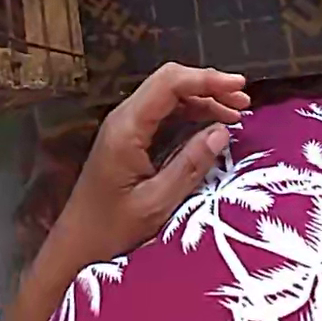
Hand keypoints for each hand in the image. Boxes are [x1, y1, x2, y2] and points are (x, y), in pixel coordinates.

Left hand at [39, 64, 248, 274]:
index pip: (168, 84)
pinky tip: (213, 124)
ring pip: (167, 95)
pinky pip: (163, 113)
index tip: (240, 85)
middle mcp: (124, 118)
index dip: (205, 79)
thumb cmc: (113, 229)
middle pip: (168, 82)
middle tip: (243, 100)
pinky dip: (191, 112)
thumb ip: (190, 166)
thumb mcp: (157, 203)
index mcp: (127, 127)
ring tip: (236, 112)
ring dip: (202, 98)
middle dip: (207, 84)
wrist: (78, 242)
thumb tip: (222, 131)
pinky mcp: (130, 137)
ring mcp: (125, 125)